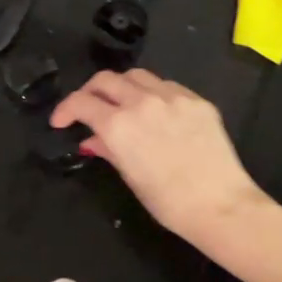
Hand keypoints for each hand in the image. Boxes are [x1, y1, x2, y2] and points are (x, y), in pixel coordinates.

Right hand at [50, 69, 265, 240]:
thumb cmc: (168, 202)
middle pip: (105, 79)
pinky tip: (156, 111)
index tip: (61, 121)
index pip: (81, 102)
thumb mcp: (130, 176)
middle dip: (90, 91)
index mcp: (118, 125)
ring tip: (122, 104)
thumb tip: (92, 139)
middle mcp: (142, 102)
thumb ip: (108, 150)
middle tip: (88, 107)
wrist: (220, 205)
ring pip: (136, 76)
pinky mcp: (197, 100)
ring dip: (121, 86)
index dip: (65, 109)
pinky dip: (152, 93)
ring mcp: (172, 97)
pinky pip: (166, 85)